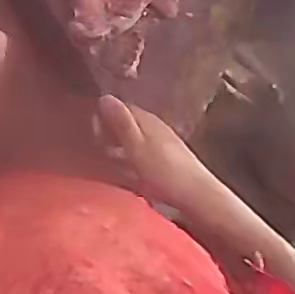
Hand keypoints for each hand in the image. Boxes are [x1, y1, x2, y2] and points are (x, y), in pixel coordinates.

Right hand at [95, 96, 216, 212]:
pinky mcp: (171, 157)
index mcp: (146, 119)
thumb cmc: (163, 172)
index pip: (120, 107)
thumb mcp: (136, 147)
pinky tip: (131, 171)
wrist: (199, 197)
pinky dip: (134, 157)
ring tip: (112, 163)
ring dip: (122, 146)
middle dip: (111, 132)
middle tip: (101, 151)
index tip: (95, 136)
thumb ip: (121, 123)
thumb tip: (105, 96)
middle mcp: (156, 125)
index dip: (104, 118)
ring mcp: (165, 141)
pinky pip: (145, 150)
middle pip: (128, 121)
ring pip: (136, 136)